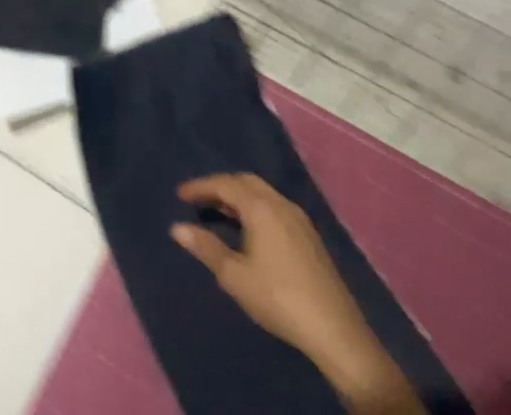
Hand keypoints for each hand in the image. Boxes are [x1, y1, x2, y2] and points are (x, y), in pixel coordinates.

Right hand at [171, 174, 373, 367]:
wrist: (333, 328)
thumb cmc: (277, 298)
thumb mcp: (234, 275)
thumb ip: (205, 247)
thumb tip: (177, 227)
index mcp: (262, 208)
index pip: (226, 184)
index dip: (200, 186)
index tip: (179, 195)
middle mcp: (282, 205)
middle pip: (247, 182)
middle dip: (220, 186)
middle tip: (198, 200)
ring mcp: (299, 219)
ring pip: (263, 194)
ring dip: (238, 197)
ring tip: (217, 213)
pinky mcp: (309, 236)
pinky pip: (275, 207)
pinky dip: (254, 208)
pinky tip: (247, 230)